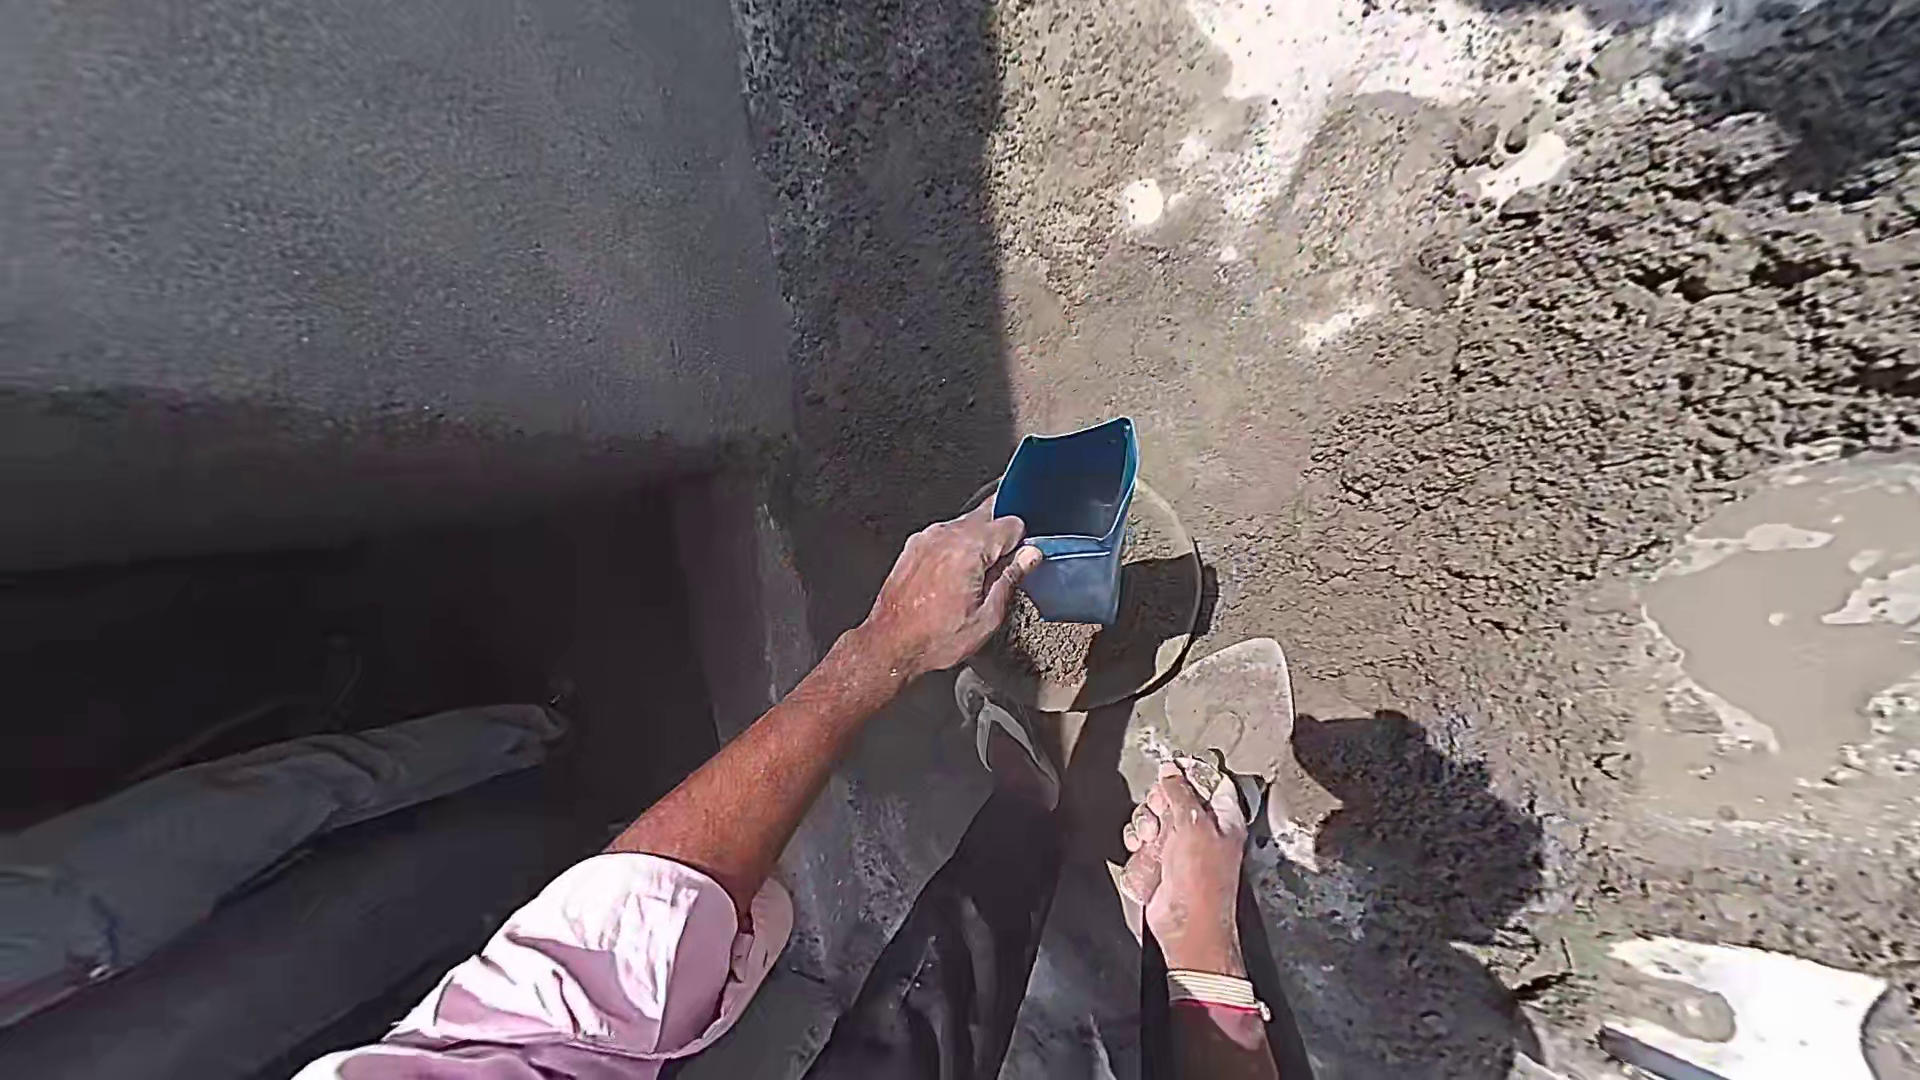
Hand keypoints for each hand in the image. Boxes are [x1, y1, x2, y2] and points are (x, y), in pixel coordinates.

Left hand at [859, 502, 1042, 681]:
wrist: (890, 645)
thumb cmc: (933, 638)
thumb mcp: (986, 618)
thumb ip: (1010, 579)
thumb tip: (1030, 555)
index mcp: (968, 549)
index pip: (1011, 523)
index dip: (1021, 543)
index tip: (1019, 563)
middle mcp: (945, 535)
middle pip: (988, 514)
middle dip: (1000, 538)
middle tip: (1000, 570)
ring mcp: (927, 538)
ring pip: (966, 523)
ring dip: (978, 542)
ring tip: (974, 579)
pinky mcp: (914, 546)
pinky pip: (945, 535)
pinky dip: (956, 547)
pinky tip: (954, 578)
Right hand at [1121, 762, 1249, 974]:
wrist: (1185, 924)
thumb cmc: (1201, 881)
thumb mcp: (1192, 825)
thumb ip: (1180, 792)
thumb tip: (1170, 770)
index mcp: (1223, 818)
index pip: (1210, 780)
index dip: (1192, 770)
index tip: (1174, 766)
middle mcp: (1203, 828)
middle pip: (1175, 793)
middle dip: (1161, 798)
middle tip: (1160, 808)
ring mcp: (1180, 842)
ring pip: (1155, 812)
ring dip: (1146, 819)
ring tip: (1150, 834)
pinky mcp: (1161, 856)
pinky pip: (1142, 833)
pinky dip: (1137, 836)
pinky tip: (1140, 845)